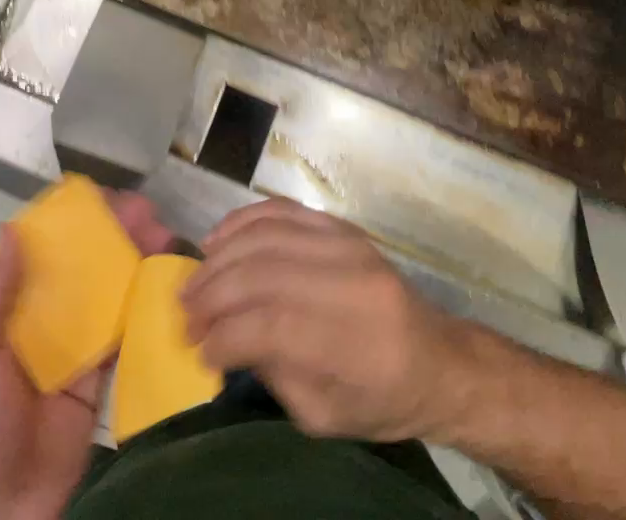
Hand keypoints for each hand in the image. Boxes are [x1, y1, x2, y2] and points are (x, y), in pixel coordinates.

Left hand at [0, 191, 173, 519]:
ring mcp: (70, 349)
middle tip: (145, 212)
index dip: (69, 224)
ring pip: (105, 295)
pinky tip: (164, 282)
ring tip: (161, 234)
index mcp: (2, 310)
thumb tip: (9, 228)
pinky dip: (142, 308)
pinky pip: (121, 336)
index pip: (39, 253)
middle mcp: (38, 321)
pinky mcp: (97, 378)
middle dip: (111, 236)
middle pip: (79, 268)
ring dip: (131, 262)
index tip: (99, 199)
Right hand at [181, 198, 472, 442]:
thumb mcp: (324, 415)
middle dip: (211, 296)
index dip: (222, 336)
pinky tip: (217, 242)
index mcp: (355, 342)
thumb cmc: (383, 400)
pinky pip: (282, 211)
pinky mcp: (344, 228)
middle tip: (185, 317)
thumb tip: (223, 335)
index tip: (199, 351)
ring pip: (264, 236)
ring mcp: (350, 247)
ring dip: (218, 259)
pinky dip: (242, 222)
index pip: (269, 326)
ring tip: (194, 285)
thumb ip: (272, 374)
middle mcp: (353, 284)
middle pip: (260, 274)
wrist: (440, 362)